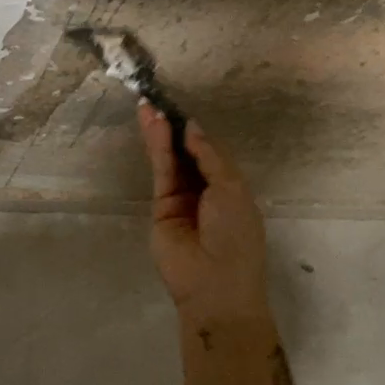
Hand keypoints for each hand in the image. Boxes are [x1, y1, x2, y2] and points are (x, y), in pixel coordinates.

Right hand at [137, 103, 271, 325]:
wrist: (214, 284)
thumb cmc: (236, 237)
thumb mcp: (233, 191)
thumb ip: (211, 157)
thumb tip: (192, 128)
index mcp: (231, 188)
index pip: (211, 152)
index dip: (197, 131)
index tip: (182, 109)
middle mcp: (206, 190)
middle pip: (187, 152)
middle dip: (175, 127)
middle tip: (158, 100)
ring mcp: (182, 197)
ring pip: (170, 158)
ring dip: (160, 132)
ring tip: (148, 105)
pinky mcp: (160, 204)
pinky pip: (160, 170)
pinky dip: (156, 147)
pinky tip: (153, 125)